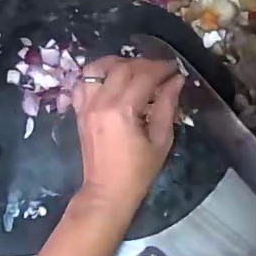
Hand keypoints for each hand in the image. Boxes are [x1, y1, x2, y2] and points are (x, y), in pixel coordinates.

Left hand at [70, 56, 183, 220]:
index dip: (161, 69)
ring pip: (98, 68)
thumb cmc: (137, 172)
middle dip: (144, 64)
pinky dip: (96, 75)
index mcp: (122, 111)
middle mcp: (101, 102)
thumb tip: (176, 81)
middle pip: (122, 68)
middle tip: (160, 70)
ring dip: (118, 63)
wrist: (106, 192)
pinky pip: (83, 83)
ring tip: (134, 69)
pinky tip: (111, 79)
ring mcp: (86, 105)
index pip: (143, 77)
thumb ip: (167, 106)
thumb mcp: (160, 141)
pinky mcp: (79, 111)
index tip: (175, 68)